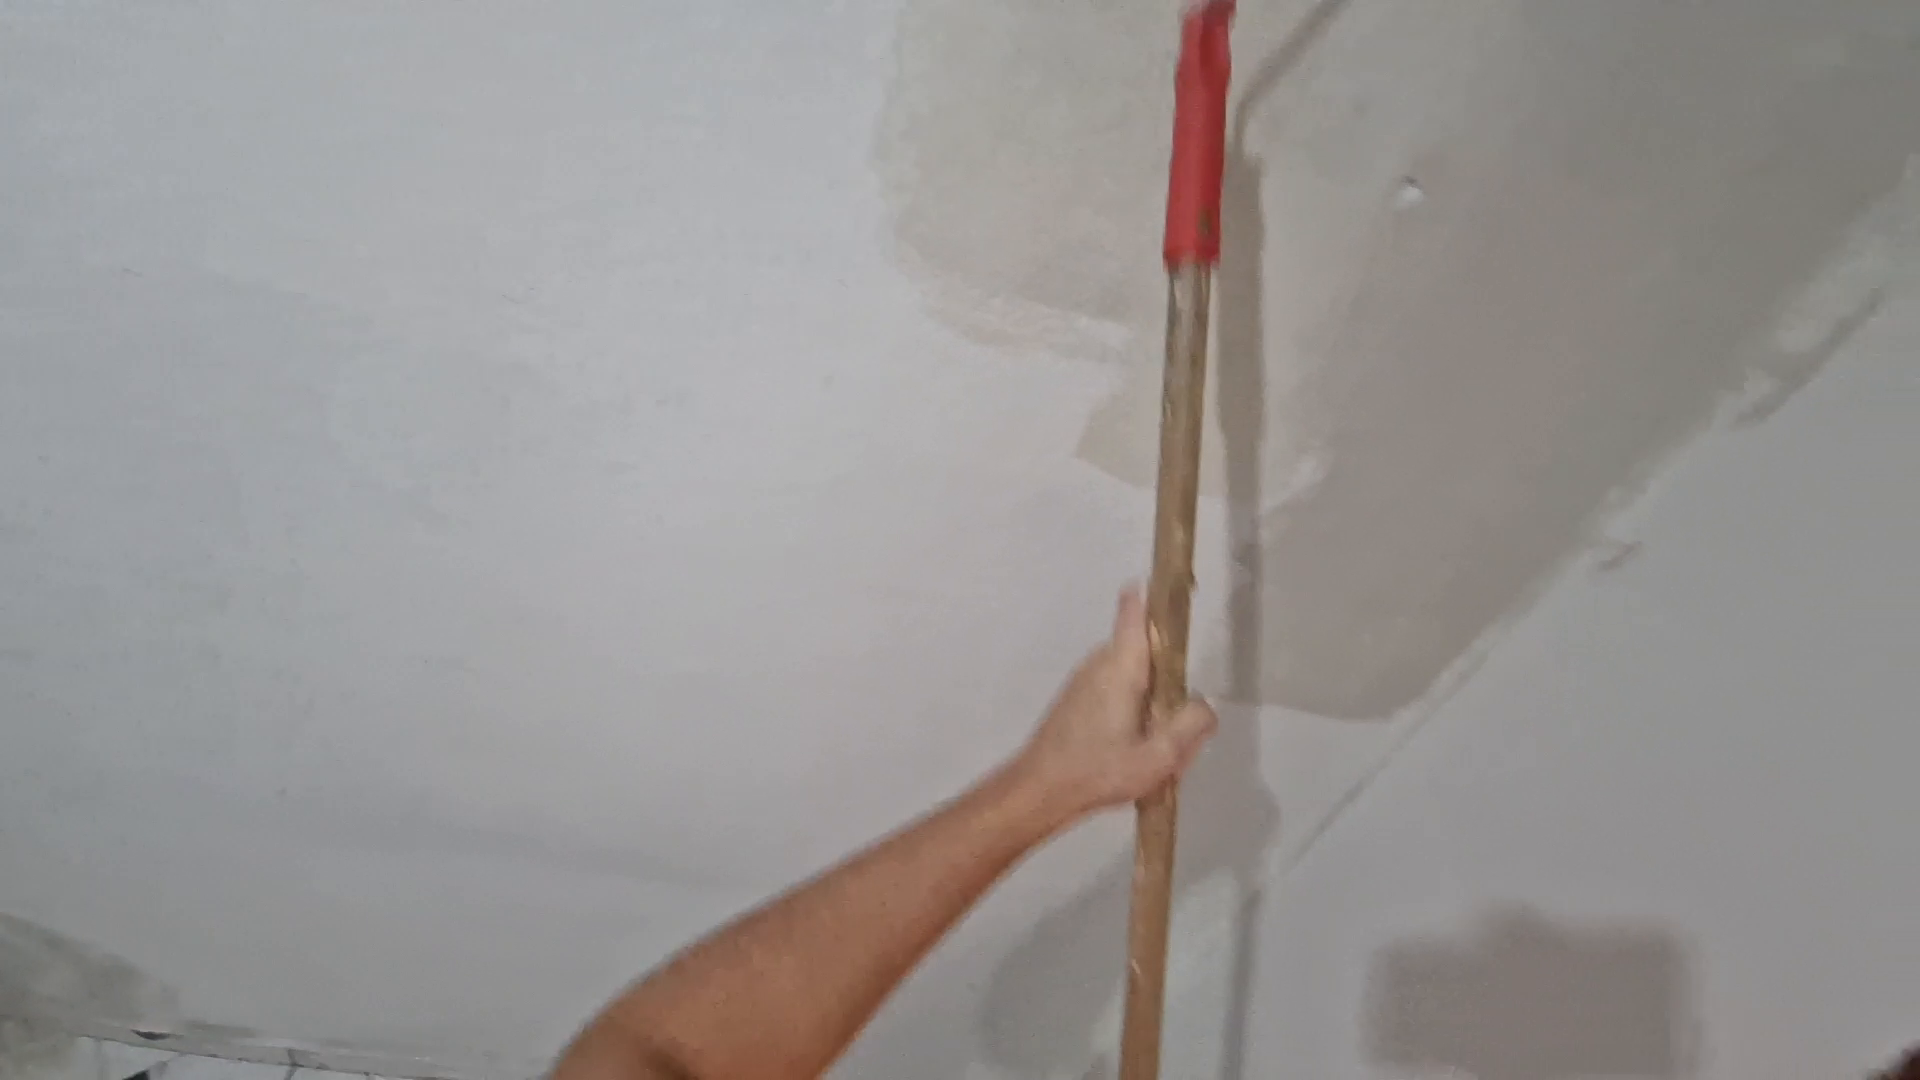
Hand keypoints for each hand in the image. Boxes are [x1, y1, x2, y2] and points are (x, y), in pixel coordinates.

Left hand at [1012, 587, 1218, 823]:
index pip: (1134, 614)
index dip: (1151, 595)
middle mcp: (1099, 663)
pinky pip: (1115, 690)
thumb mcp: (1160, 757)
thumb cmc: (1099, 769)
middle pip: (1144, 651)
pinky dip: (1130, 709)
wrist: (1040, 788)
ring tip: (1154, 747)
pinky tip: (1131, 750)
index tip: (1166, 583)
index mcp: (1121, 666)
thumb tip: (1204, 704)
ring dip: (1149, 699)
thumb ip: (1191, 725)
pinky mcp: (1076, 698)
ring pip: (1130, 674)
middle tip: (1178, 725)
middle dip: (1167, 677)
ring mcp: (1083, 679)